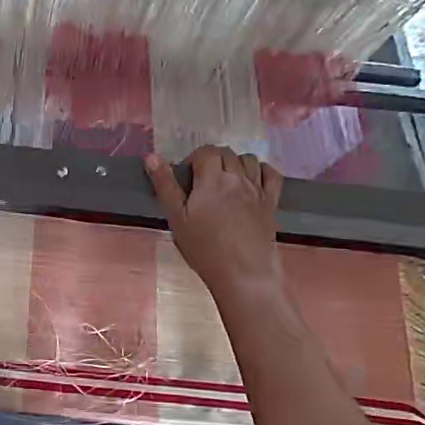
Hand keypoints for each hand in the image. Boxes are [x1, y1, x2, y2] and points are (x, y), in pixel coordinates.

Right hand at [145, 146, 285, 305]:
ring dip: (234, 163)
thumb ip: (165, 186)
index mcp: (213, 180)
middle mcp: (238, 178)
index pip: (205, 152)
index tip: (185, 177)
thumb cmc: (204, 249)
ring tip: (223, 181)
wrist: (243, 273)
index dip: (193, 159)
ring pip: (249, 160)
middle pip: (226, 153)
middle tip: (200, 182)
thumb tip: (152, 157)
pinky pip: (272, 174)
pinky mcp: (271, 203)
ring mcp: (258, 190)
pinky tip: (252, 180)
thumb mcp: (176, 218)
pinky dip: (261, 170)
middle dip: (211, 160)